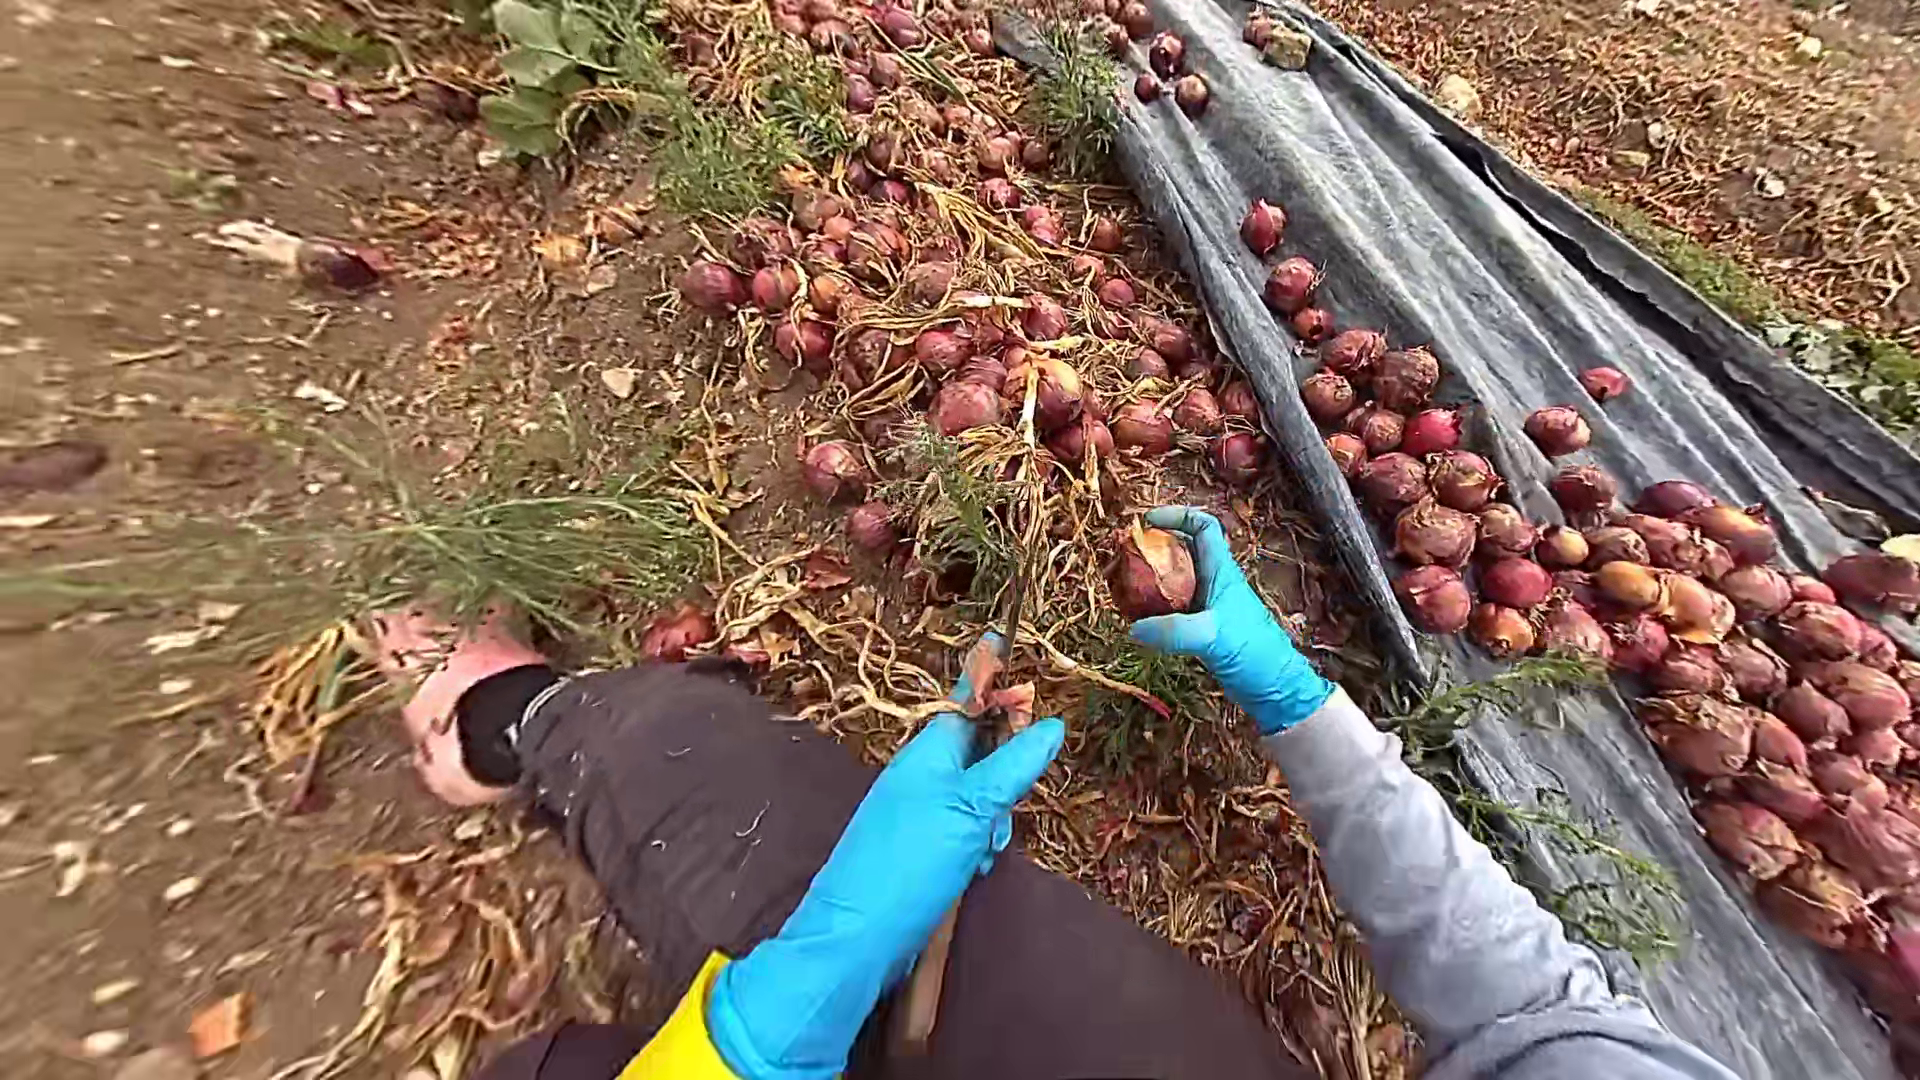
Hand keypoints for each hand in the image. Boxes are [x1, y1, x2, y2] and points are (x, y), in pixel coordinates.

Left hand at [706, 633, 1065, 1079]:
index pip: (968, 696)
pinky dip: (979, 838)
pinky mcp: (924, 837)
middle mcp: (926, 768)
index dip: (989, 670)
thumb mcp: (972, 806)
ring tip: (984, 848)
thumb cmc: (913, 857)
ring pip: (980, 789)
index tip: (1003, 635)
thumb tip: (1052, 723)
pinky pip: (967, 821)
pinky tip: (975, 865)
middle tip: (1005, 804)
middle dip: (1006, 770)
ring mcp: (922, 803)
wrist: (856, 935)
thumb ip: (1014, 763)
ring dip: (994, 814)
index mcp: (932, 747)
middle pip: (984, 746)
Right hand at [1128, 506, 1333, 734]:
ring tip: (1122, 579)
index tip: (1147, 522)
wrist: (1275, 690)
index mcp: (1222, 572)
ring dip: (1149, 574)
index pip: (1203, 527)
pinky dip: (1151, 603)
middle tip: (1125, 552)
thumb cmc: (1254, 654)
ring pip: (1173, 577)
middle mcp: (1213, 582)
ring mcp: (1206, 604)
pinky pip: (1169, 604)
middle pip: (1180, 549)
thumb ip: (1173, 631)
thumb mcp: (1212, 637)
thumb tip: (1134, 628)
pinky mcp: (1199, 625)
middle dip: (1152, 545)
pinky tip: (1134, 614)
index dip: (1177, 516)